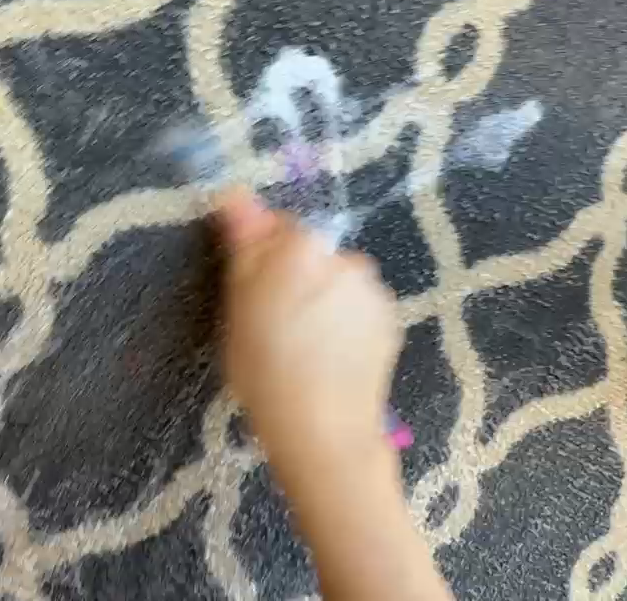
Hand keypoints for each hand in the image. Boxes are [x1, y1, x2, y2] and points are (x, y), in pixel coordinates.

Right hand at [214, 189, 400, 469]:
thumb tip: (234, 192)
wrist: (323, 433)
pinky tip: (328, 352)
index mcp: (300, 246)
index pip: (274, 224)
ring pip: (333, 277)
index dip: (258, 254)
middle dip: (290, 272)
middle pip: (307, 251)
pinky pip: (356, 304)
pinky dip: (342, 317)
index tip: (249, 288)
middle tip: (269, 318)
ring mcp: (373, 290)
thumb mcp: (238, 303)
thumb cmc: (265, 366)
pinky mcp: (391, 320)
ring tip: (303, 342)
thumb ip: (242, 241)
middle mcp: (344, 256)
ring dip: (319, 294)